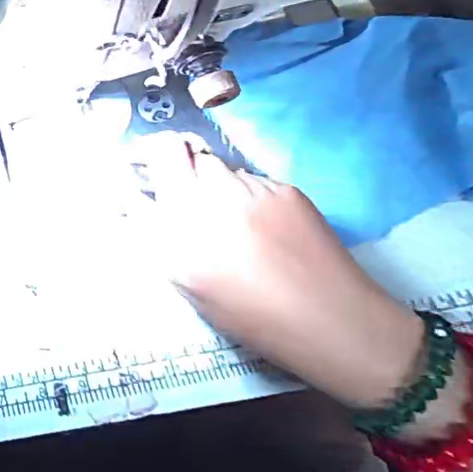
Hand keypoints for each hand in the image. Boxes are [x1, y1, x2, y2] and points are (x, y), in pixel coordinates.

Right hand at [131, 133, 426, 409]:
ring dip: (212, 181)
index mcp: (176, 237)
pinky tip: (267, 225)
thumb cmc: (255, 319)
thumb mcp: (194, 288)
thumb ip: (165, 243)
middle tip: (180, 178)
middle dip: (170, 159)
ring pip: (215, 165)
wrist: (333, 321)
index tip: (140, 171)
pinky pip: (250, 178)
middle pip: (173, 150)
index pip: (141, 178)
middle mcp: (205, 203)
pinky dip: (248, 194)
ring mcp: (246, 189)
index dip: (139, 166)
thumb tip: (146, 207)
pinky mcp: (281, 186)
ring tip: (233, 217)